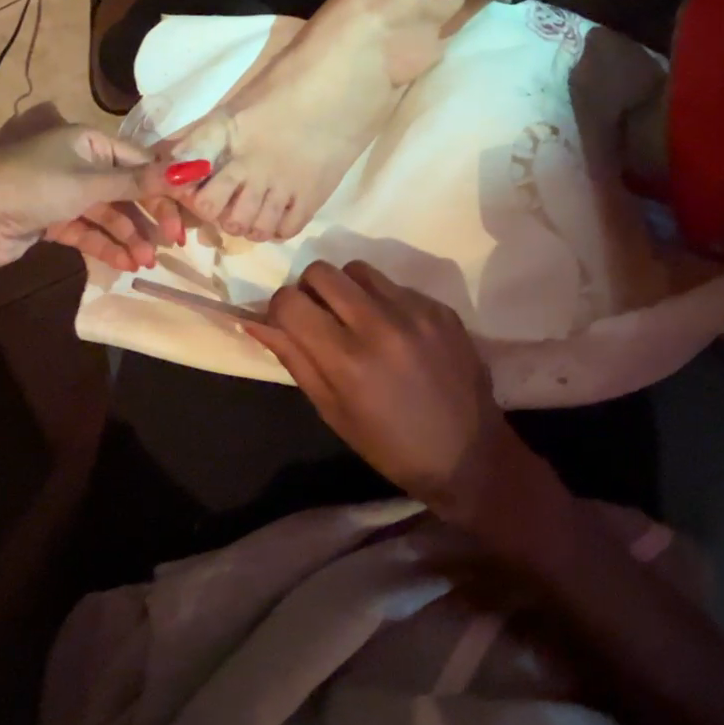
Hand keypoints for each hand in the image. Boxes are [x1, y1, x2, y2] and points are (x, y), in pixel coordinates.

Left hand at [0, 126, 174, 272]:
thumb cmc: (32, 185)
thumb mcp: (89, 182)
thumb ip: (138, 182)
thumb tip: (191, 169)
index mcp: (88, 141)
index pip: (139, 161)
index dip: (166, 185)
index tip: (190, 212)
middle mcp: (79, 163)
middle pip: (126, 190)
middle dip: (148, 217)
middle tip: (172, 243)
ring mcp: (65, 194)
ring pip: (108, 215)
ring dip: (129, 237)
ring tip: (146, 263)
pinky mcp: (52, 222)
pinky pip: (88, 232)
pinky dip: (106, 247)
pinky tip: (126, 265)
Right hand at [245, 261, 559, 531]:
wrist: (469, 455)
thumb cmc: (389, 445)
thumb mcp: (330, 410)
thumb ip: (293, 359)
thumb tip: (254, 321)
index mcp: (347, 359)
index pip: (290, 301)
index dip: (280, 310)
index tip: (288, 325)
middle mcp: (380, 325)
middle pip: (321, 271)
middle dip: (310, 290)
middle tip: (319, 318)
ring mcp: (416, 313)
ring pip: (358, 269)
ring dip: (346, 289)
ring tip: (356, 320)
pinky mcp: (441, 309)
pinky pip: (395, 285)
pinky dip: (383, 302)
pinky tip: (394, 333)